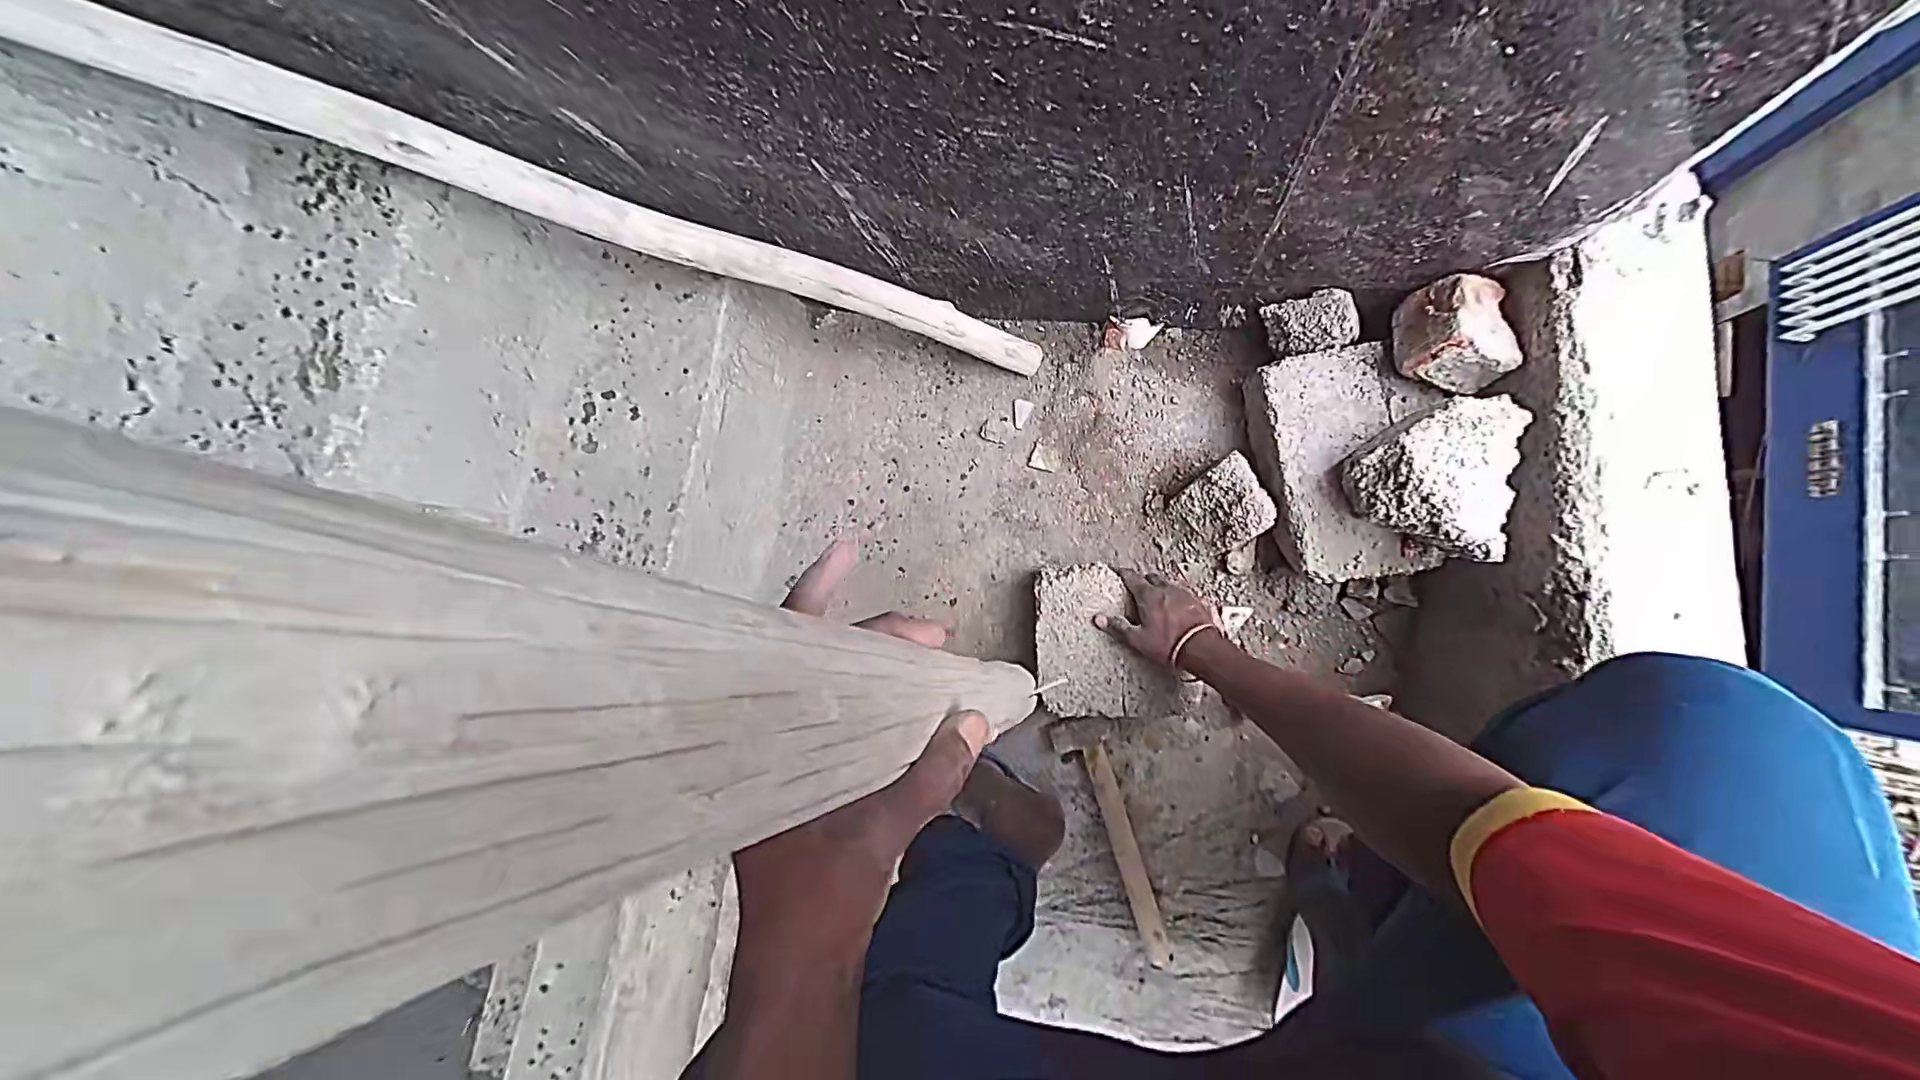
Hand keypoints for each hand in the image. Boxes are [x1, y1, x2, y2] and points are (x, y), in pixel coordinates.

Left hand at [734, 540, 992, 970]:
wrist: (796, 959)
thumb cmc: (818, 900)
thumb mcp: (878, 836)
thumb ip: (928, 778)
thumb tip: (969, 721)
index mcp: (772, 740)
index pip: (791, 643)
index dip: (816, 590)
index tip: (845, 550)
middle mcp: (774, 737)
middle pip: (825, 658)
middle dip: (881, 637)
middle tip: (933, 637)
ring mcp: (791, 755)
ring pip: (835, 684)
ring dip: (881, 666)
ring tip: (927, 658)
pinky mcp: (808, 772)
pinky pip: (843, 714)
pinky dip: (876, 697)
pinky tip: (905, 695)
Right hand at [1094, 568, 1221, 667]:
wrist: (1202, 648)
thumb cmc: (1169, 644)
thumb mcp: (1138, 639)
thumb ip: (1118, 627)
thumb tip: (1099, 619)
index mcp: (1149, 596)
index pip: (1132, 578)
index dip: (1123, 573)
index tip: (1118, 571)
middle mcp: (1166, 590)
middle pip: (1152, 578)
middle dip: (1143, 580)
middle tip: (1137, 587)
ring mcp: (1183, 594)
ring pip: (1168, 584)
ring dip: (1160, 588)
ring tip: (1156, 598)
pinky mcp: (1196, 602)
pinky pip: (1182, 594)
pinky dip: (1175, 597)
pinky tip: (1175, 607)